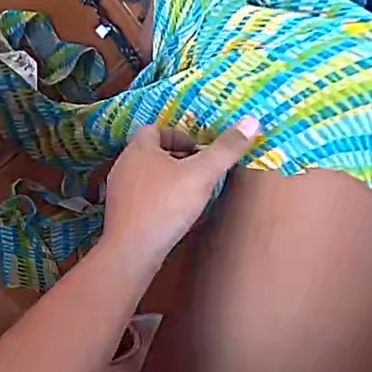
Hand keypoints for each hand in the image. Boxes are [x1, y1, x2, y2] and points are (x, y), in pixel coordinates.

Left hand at [103, 117, 259, 265]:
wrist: (132, 251)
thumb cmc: (165, 206)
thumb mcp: (202, 175)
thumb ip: (226, 150)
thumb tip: (252, 121)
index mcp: (139, 149)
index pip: (156, 129)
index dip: (178, 135)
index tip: (199, 151)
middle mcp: (124, 166)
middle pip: (151, 153)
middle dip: (175, 158)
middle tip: (199, 171)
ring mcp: (119, 192)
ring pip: (146, 177)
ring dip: (167, 180)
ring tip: (189, 193)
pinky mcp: (120, 215)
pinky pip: (141, 199)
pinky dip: (158, 200)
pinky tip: (173, 215)